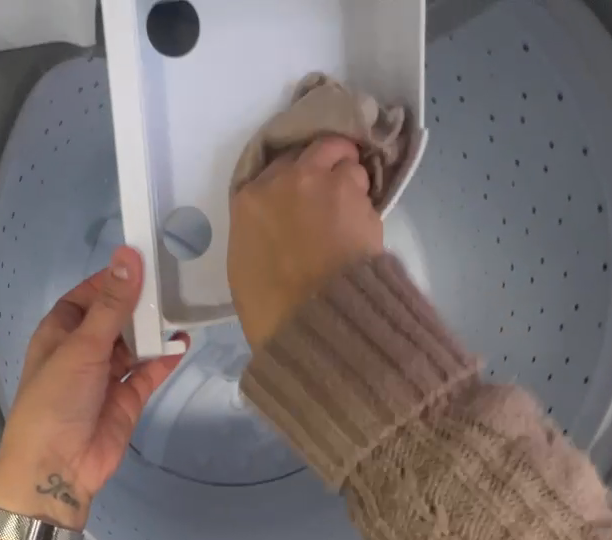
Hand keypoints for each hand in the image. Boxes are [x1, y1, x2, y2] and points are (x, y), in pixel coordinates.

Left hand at [0, 246, 182, 529]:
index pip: (88, 296)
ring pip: (134, 345)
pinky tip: (182, 344)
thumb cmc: (57, 399)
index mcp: (59, 333)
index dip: (113, 280)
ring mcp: (106, 377)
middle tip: (175, 281)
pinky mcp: (127, 400)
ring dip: (154, 331)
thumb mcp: (82, 346)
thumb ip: (111, 305)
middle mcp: (82, 351)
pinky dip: (163, 360)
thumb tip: (129, 255)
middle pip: (115, 319)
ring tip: (183, 309)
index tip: (144, 261)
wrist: (57, 466)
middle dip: (140, 304)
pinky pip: (147, 373)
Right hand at [228, 135, 384, 348]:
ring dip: (351, 181)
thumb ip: (256, 230)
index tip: (299, 193)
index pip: (276, 167)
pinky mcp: (362, 200)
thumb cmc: (268, 306)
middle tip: (334, 185)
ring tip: (351, 211)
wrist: (313, 320)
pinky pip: (368, 191)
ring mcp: (328, 184)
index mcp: (250, 198)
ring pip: (348, 162)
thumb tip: (274, 223)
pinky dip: (365, 206)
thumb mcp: (243, 265)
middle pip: (316, 148)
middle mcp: (288, 178)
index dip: (292, 177)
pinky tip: (361, 230)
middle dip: (327, 161)